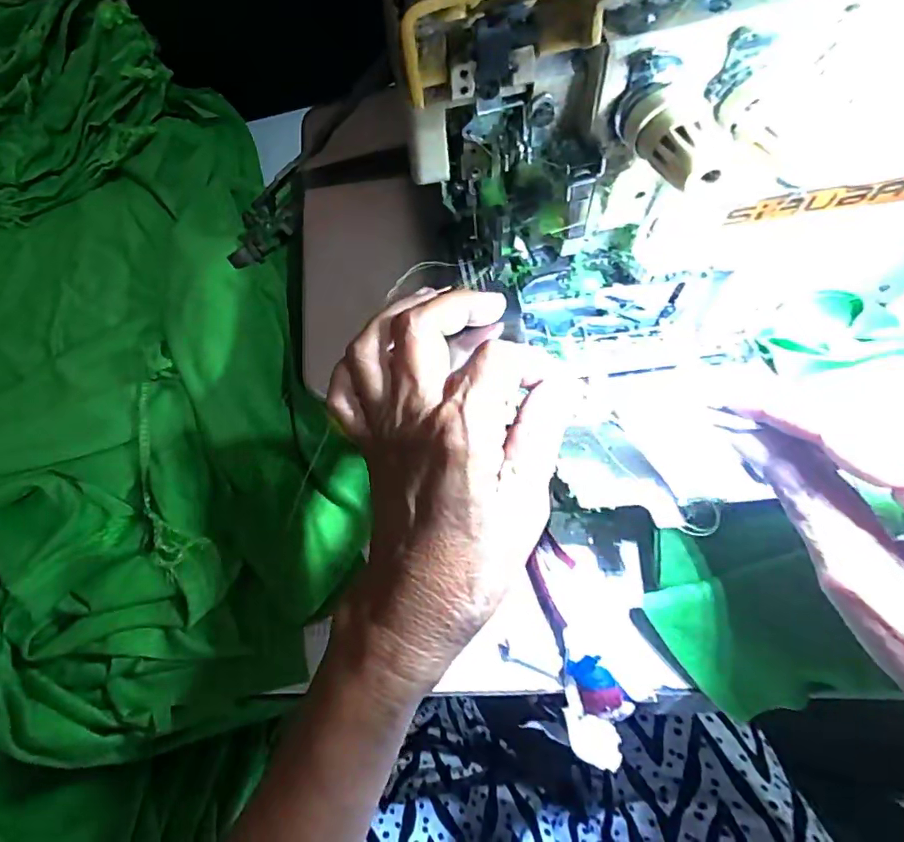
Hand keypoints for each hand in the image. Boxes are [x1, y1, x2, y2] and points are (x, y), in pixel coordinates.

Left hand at [324, 288, 574, 695]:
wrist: (414, 600)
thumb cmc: (477, 562)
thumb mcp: (527, 501)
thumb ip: (540, 431)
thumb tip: (561, 383)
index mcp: (459, 429)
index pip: (497, 360)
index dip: (532, 360)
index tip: (552, 378)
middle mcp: (410, 414)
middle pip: (418, 328)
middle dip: (456, 304)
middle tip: (488, 306)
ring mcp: (378, 424)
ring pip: (368, 345)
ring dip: (397, 314)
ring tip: (431, 305)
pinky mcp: (362, 439)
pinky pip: (343, 387)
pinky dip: (357, 361)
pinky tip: (383, 355)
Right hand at [728, 365, 903, 841]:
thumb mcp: (872, 606)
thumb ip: (816, 510)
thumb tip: (759, 445)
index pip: (877, 440)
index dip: (794, 412)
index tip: (733, 397)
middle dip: (819, 400)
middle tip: (753, 411)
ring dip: (852, 403)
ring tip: (790, 420)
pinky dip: (891, 418)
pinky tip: (850, 434)